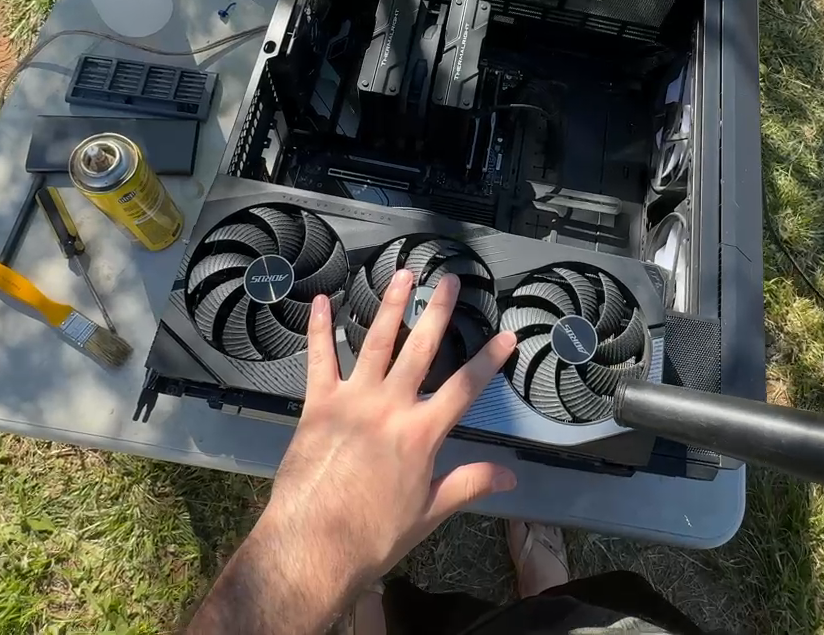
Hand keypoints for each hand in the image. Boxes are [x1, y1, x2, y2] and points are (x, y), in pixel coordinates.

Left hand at [183, 269, 517, 634]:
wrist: (312, 549)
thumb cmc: (374, 535)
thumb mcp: (430, 512)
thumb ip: (469, 484)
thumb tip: (511, 476)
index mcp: (422, 433)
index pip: (465, 388)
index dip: (489, 359)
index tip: (507, 334)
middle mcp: (390, 406)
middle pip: (420, 349)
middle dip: (438, 312)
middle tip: (451, 281)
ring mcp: (353, 400)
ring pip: (375, 342)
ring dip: (391, 306)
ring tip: (404, 275)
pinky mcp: (318, 404)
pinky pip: (320, 359)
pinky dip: (320, 329)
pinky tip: (323, 301)